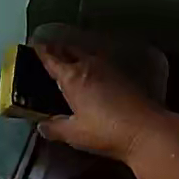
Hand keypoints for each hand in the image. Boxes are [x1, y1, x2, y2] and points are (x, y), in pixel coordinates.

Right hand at [30, 39, 178, 163]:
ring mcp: (108, 68)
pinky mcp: (122, 75)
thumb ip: (55, 128)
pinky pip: (99, 62)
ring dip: (74, 54)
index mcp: (72, 77)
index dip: (40, 50)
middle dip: (57, 48)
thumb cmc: (106, 131)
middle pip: (69, 50)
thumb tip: (42, 126)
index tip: (33, 44)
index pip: (51, 58)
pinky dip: (89, 63)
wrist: (146, 130)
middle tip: (47, 51)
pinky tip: (90, 74)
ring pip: (85, 54)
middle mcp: (88, 65)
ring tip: (67, 61)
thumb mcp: (75, 134)